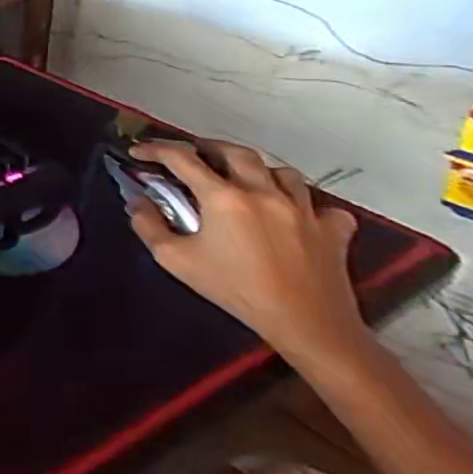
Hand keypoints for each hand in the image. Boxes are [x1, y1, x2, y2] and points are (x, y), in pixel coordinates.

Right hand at [129, 140, 365, 360]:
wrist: (307, 325)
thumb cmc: (234, 289)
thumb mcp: (174, 259)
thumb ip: (147, 225)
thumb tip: (138, 202)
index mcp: (224, 197)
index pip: (181, 158)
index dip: (154, 150)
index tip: (138, 153)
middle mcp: (264, 193)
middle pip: (236, 152)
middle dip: (208, 148)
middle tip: (191, 155)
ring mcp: (305, 210)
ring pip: (281, 172)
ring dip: (257, 171)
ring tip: (242, 180)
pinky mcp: (333, 230)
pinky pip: (323, 206)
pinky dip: (306, 204)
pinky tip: (294, 215)